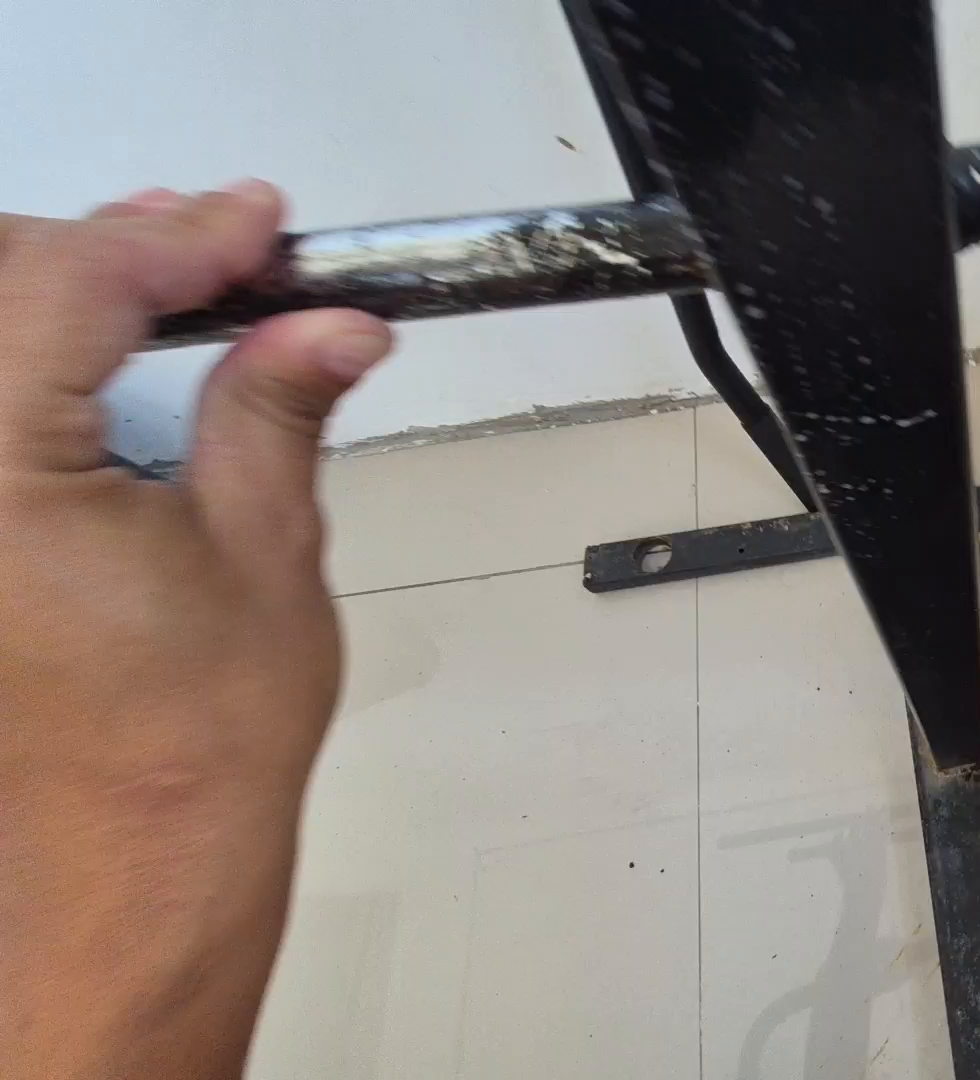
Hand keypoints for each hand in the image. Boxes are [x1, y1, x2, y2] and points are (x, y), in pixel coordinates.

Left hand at [0, 183, 390, 1077]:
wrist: (130, 835)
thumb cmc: (216, 709)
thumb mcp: (269, 548)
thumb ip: (281, 414)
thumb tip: (344, 324)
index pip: (55, 293)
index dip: (170, 239)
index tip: (266, 220)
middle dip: (115, 248)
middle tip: (241, 241)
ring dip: (66, 285)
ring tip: (182, 264)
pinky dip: (38, 346)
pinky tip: (105, 334)